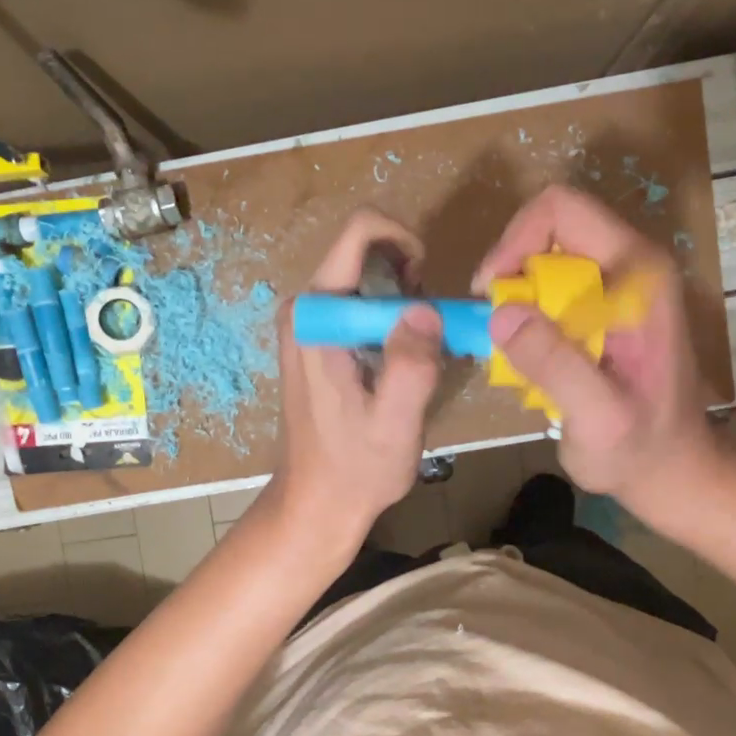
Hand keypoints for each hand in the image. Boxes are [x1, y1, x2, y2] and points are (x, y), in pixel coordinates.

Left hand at [267, 209, 442, 545]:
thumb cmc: (355, 469)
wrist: (318, 503)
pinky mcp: (317, 341)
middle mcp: (304, 307)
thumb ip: (410, 366)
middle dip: (410, 281)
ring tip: (421, 357)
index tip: (430, 286)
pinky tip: (403, 368)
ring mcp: (307, 324)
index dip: (406, 241)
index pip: (360, 232)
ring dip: (405, 306)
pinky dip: (392, 324)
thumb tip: (425, 310)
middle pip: (366, 253)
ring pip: (368, 280)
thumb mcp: (393, 424)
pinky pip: (362, 306)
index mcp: (316, 316)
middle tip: (431, 337)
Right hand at [473, 185, 721, 509]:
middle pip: (549, 229)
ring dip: (515, 298)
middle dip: (510, 272)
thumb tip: (500, 314)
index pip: (562, 211)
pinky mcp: (602, 308)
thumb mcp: (597, 415)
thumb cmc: (640, 449)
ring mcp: (616, 286)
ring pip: (544, 259)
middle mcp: (629, 266)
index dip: (514, 241)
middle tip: (493, 328)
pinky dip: (526, 316)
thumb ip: (555, 364)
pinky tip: (528, 357)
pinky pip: (550, 289)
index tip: (490, 297)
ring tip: (509, 349)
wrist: (671, 471)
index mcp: (637, 274)